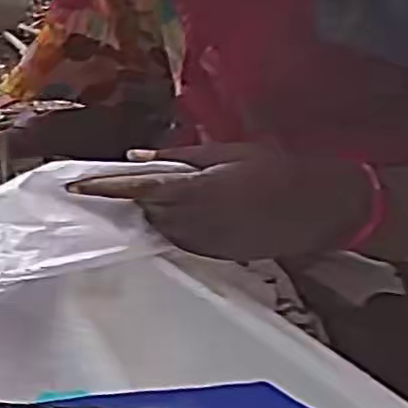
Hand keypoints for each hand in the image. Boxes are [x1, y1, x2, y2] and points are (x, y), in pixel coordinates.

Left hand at [68, 144, 373, 259]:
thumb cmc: (283, 172)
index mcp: (195, 188)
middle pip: (140, 207)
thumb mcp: (229, 153)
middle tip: (132, 183)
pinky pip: (177, 238)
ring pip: (156, 224)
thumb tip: (134, 157)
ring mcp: (202, 239)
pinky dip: (173, 225)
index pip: (135, 188)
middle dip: (130, 197)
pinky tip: (192, 214)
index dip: (101, 187)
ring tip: (177, 197)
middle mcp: (192, 217)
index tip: (72, 187)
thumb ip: (177, 158)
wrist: (334, 209)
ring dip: (152, 212)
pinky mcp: (212, 253)